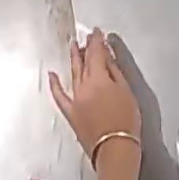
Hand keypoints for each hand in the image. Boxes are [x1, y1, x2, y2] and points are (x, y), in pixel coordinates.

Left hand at [49, 29, 141, 165]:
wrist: (115, 148)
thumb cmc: (126, 119)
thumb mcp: (126, 91)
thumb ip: (115, 71)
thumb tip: (107, 56)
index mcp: (99, 78)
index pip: (97, 53)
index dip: (97, 41)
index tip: (96, 31)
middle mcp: (84, 85)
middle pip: (85, 61)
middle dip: (86, 47)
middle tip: (87, 37)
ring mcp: (75, 99)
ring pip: (73, 73)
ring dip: (74, 58)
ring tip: (73, 46)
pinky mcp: (70, 112)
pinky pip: (60, 96)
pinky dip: (55, 84)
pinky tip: (52, 74)